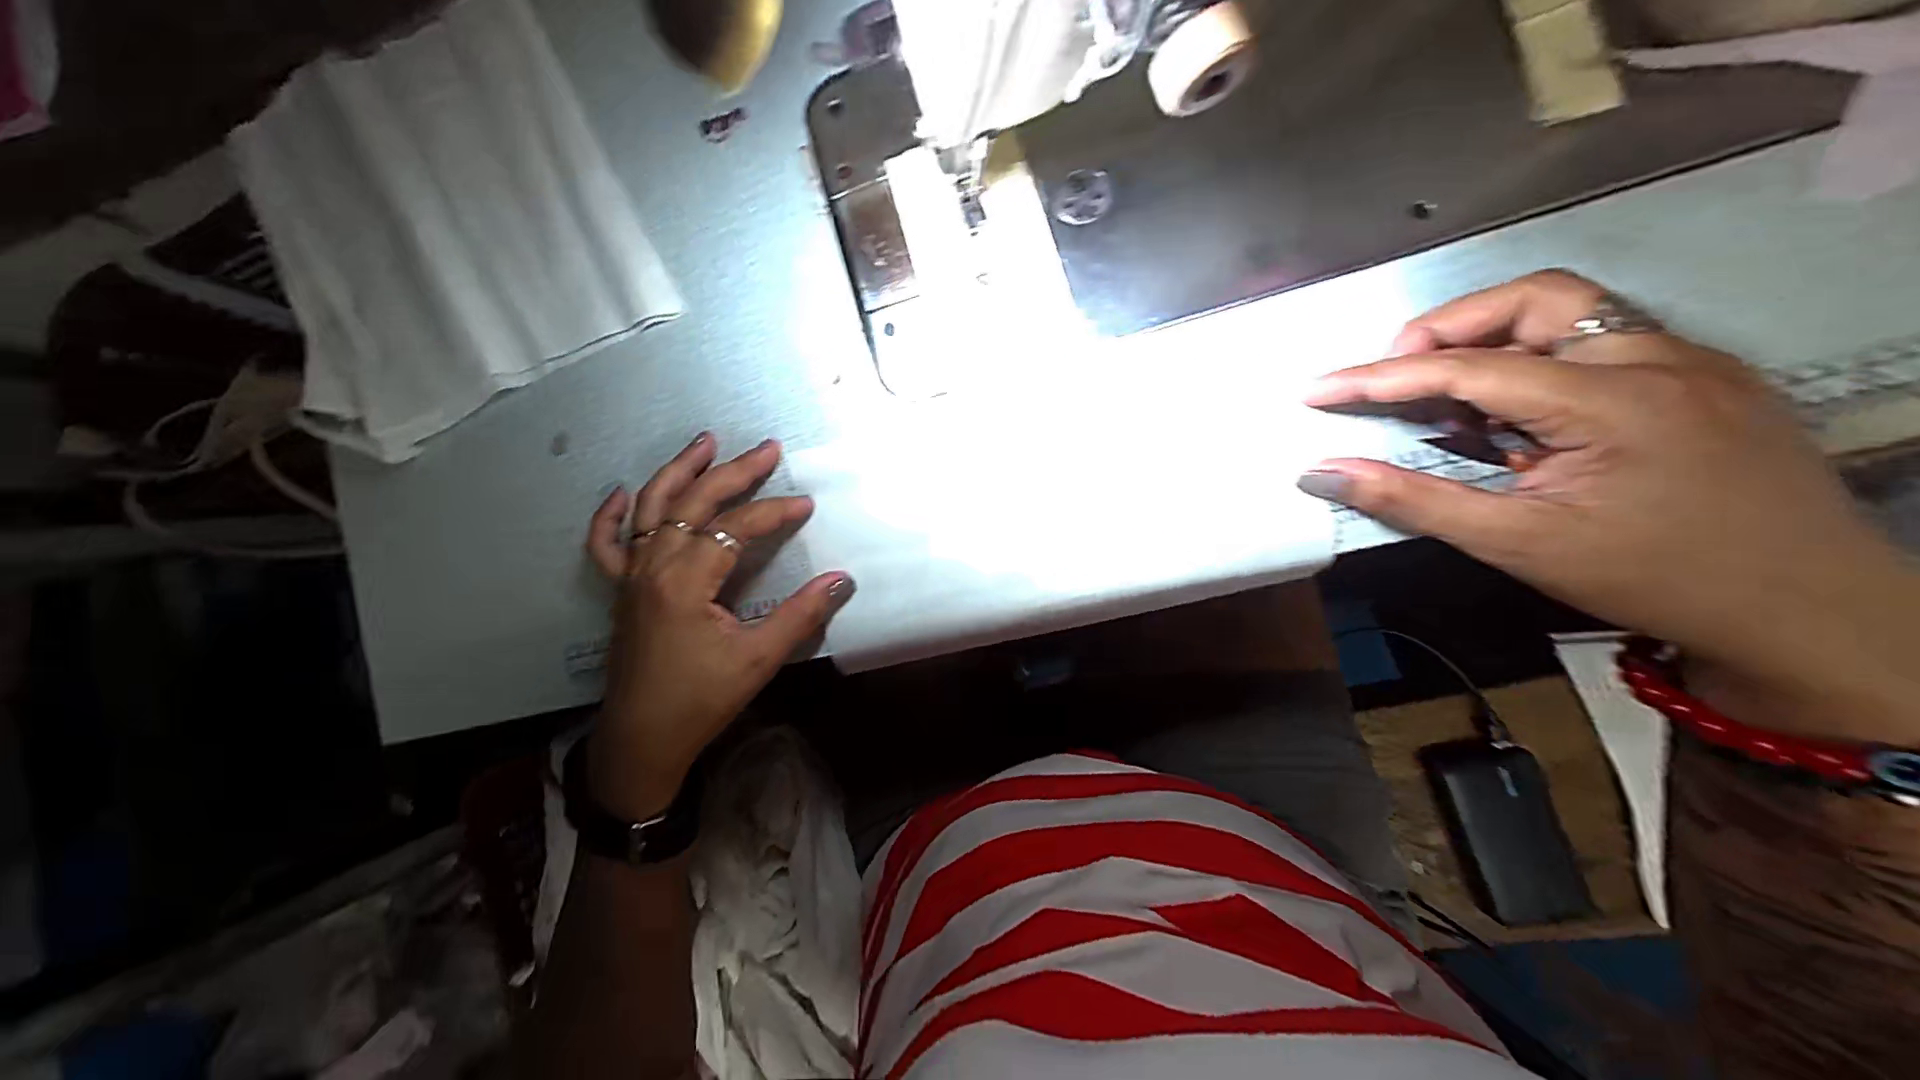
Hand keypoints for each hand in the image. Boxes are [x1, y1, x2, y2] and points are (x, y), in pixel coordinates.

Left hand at [584, 433, 852, 817]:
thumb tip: (842, 579)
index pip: (735, 527)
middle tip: (767, 449)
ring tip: (705, 442)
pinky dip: (612, 515)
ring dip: (679, 471)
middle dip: (734, 472)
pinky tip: (623, 492)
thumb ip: (801, 614)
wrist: (642, 740)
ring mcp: (631, 576)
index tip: (806, 505)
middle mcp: (653, 566)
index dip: (774, 512)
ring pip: (651, 508)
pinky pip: (607, 544)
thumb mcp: (759, 659)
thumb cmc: (701, 701)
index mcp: (685, 581)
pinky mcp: (621, 590)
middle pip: (693, 501)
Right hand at [1299, 270, 1919, 740]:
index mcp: (1611, 399)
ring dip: (1493, 341)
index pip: (1467, 366)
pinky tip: (1522, 415)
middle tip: (1398, 377)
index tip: (1319, 388)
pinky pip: (1601, 343)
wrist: (1806, 609)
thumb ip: (1413, 500)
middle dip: (1446, 329)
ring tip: (1452, 396)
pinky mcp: (1704, 376)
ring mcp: (1689, 360)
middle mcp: (1657, 357)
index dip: (1380, 376)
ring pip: (1570, 312)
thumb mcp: (1517, 543)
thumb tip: (1323, 473)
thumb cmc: (1651, 578)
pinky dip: (1538, 364)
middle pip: (1530, 299)